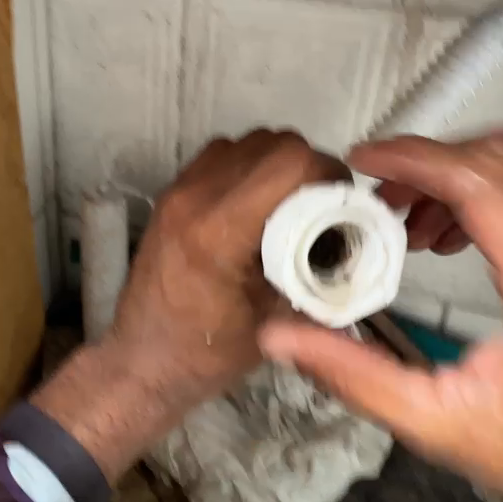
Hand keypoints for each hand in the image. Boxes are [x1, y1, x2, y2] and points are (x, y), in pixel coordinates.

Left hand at [31, 129, 347, 480]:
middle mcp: (194, 197)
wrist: (143, 358)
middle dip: (309, 167)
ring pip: (246, 143)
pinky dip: (249, 168)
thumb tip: (359, 244)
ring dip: (278, 164)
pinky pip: (220, 156)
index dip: (327, 173)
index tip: (343, 202)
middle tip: (323, 205)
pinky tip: (259, 204)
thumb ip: (317, 276)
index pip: (287, 163)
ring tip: (293, 204)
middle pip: (271, 144)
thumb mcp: (276, 321)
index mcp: (218, 230)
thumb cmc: (208, 351)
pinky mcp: (170, 193)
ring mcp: (178, 190)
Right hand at [260, 132, 502, 501]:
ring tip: (411, 222)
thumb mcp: (443, 428)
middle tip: (379, 194)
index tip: (365, 161)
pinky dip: (492, 194)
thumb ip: (354, 374)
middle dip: (428, 162)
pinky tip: (458, 237)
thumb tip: (284, 337)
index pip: (482, 183)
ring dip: (459, 177)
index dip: (414, 159)